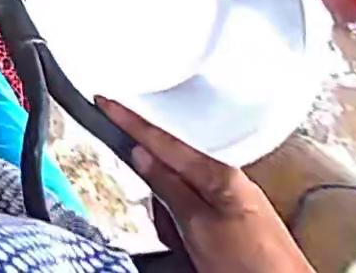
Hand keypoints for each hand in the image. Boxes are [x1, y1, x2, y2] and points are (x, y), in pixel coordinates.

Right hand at [98, 98, 314, 272]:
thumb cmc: (252, 271)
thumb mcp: (200, 229)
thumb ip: (167, 186)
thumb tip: (140, 152)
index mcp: (220, 176)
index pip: (163, 140)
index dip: (129, 120)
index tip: (102, 100)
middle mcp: (227, 185)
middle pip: (170, 169)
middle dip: (155, 192)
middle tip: (165, 227)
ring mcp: (233, 208)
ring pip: (179, 196)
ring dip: (171, 221)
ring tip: (188, 253)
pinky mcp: (235, 231)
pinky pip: (193, 217)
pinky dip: (185, 233)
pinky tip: (196, 257)